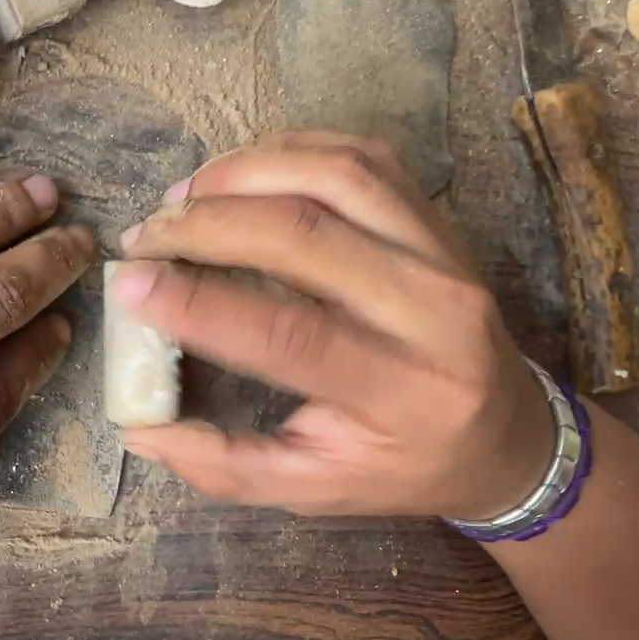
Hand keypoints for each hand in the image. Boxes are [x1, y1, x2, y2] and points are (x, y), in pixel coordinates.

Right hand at [111, 131, 554, 520]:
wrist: (509, 434)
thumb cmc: (400, 466)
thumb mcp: (312, 490)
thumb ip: (223, 466)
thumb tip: (139, 429)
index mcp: (399, 391)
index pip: (288, 332)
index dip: (198, 301)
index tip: (129, 283)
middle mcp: (434, 310)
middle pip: (307, 235)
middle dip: (206, 225)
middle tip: (145, 236)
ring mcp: (443, 251)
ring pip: (336, 177)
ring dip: (242, 173)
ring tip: (180, 196)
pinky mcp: (437, 218)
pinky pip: (361, 156)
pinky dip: (286, 149)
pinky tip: (234, 172)